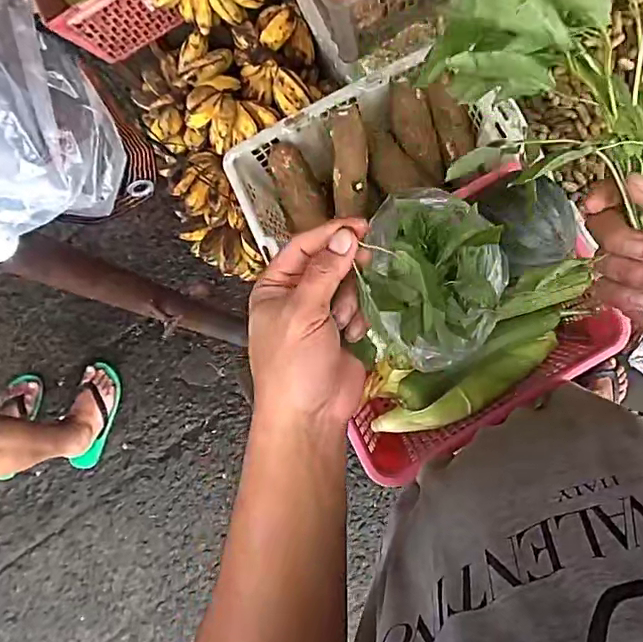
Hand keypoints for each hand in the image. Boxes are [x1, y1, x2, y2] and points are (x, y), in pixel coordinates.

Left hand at [248, 220, 370, 430]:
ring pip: (347, 286)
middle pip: (329, 263)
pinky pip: (359, 309)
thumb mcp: (304, 312)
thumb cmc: (293, 364)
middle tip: (367, 261)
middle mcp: (296, 297)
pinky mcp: (343, 332)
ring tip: (343, 322)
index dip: (330, 233)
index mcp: (275, 287)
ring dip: (351, 300)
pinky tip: (353, 336)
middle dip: (345, 269)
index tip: (360, 226)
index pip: (303, 247)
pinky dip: (359, 319)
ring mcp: (321, 315)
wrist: (310, 415)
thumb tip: (346, 236)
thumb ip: (326, 271)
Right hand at [582, 176, 642, 359]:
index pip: (619, 194)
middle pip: (602, 226)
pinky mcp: (627, 298)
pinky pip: (606, 292)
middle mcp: (642, 237)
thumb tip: (633, 181)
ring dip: (636, 275)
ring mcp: (632, 269)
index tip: (596, 205)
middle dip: (622, 240)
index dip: (602, 195)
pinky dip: (630, 298)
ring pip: (604, 262)